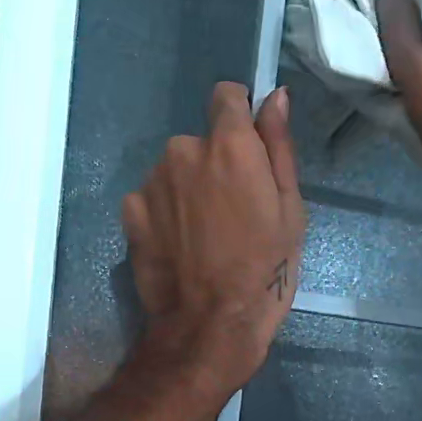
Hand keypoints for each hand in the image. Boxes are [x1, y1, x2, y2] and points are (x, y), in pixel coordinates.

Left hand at [122, 82, 304, 396]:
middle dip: (215, 164)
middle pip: (200, 141)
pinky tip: (180, 246)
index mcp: (230, 145)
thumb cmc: (265, 270)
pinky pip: (153, 197)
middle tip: (233, 212)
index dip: (240, 117)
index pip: (227, 95)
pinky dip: (165, 212)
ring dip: (189, 189)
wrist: (210, 325)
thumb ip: (278, 147)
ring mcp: (151, 181)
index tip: (248, 149)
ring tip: (206, 235)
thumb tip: (276, 97)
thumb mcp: (290, 210)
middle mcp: (183, 150)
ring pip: (175, 170)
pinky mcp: (130, 212)